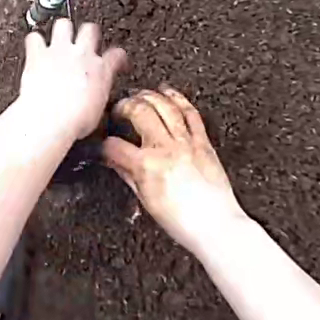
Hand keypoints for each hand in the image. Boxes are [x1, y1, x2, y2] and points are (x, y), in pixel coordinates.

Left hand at [18, 19, 127, 139]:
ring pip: (63, 24)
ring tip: (60, 36)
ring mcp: (59, 51)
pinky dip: (34, 40)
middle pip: (90, 29)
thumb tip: (96, 96)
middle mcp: (82, 55)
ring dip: (62, 29)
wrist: (49, 120)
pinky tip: (35, 45)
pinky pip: (34, 37)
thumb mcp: (97, 111)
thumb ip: (98, 94)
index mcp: (101, 70)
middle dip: (89, 32)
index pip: (116, 54)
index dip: (116, 55)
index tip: (115, 59)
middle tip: (85, 40)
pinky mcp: (38, 54)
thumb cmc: (73, 121)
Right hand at [102, 87, 250, 254]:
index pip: (114, 145)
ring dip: (149, 95)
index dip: (103, 144)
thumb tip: (114, 161)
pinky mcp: (203, 142)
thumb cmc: (184, 221)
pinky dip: (178, 99)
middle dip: (124, 105)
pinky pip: (190, 113)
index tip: (102, 144)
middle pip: (139, 111)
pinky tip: (168, 93)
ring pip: (165, 105)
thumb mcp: (145, 199)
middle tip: (119, 109)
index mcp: (146, 166)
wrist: (216, 226)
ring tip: (139, 94)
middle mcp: (165, 148)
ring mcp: (186, 142)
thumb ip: (127, 174)